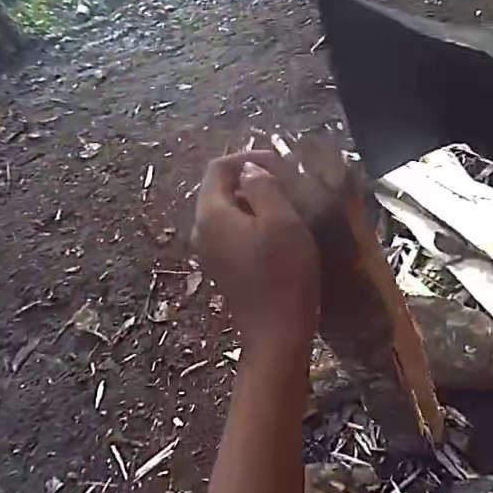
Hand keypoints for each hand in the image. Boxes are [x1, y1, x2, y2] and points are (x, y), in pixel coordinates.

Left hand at [192, 151, 320, 358]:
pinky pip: (232, 231)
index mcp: (211, 214)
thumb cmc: (284, 275)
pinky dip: (253, 221)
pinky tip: (279, 230)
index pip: (219, 168)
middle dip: (254, 178)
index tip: (283, 164)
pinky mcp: (222, 267)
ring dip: (256, 200)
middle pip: (221, 188)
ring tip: (289, 203)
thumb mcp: (282, 222)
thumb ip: (264, 187)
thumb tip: (250, 171)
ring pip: (228, 210)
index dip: (250, 158)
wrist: (276, 335)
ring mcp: (209, 251)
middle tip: (289, 181)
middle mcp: (202, 230)